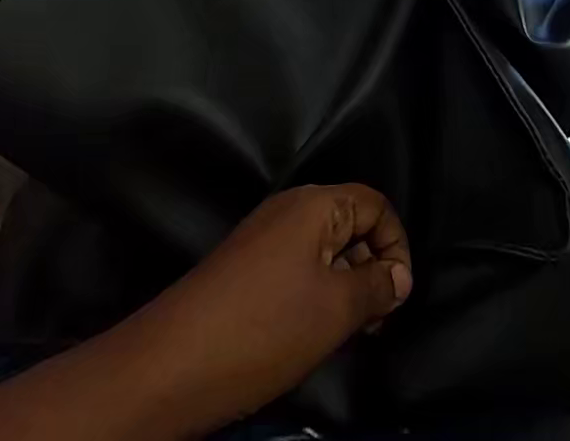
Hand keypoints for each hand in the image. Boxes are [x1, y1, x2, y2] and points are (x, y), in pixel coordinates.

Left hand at [0, 184, 412, 440]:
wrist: (169, 364)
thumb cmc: (264, 328)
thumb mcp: (335, 309)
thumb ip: (377, 286)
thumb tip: (400, 276)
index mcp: (315, 205)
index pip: (376, 204)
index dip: (396, 245)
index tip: (397, 295)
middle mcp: (290, 208)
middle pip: (353, 223)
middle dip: (373, 266)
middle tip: (375, 321)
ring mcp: (265, 235)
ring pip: (327, 248)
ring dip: (347, 284)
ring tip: (348, 332)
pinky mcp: (248, 264)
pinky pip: (300, 265)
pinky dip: (319, 291)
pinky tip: (314, 330)